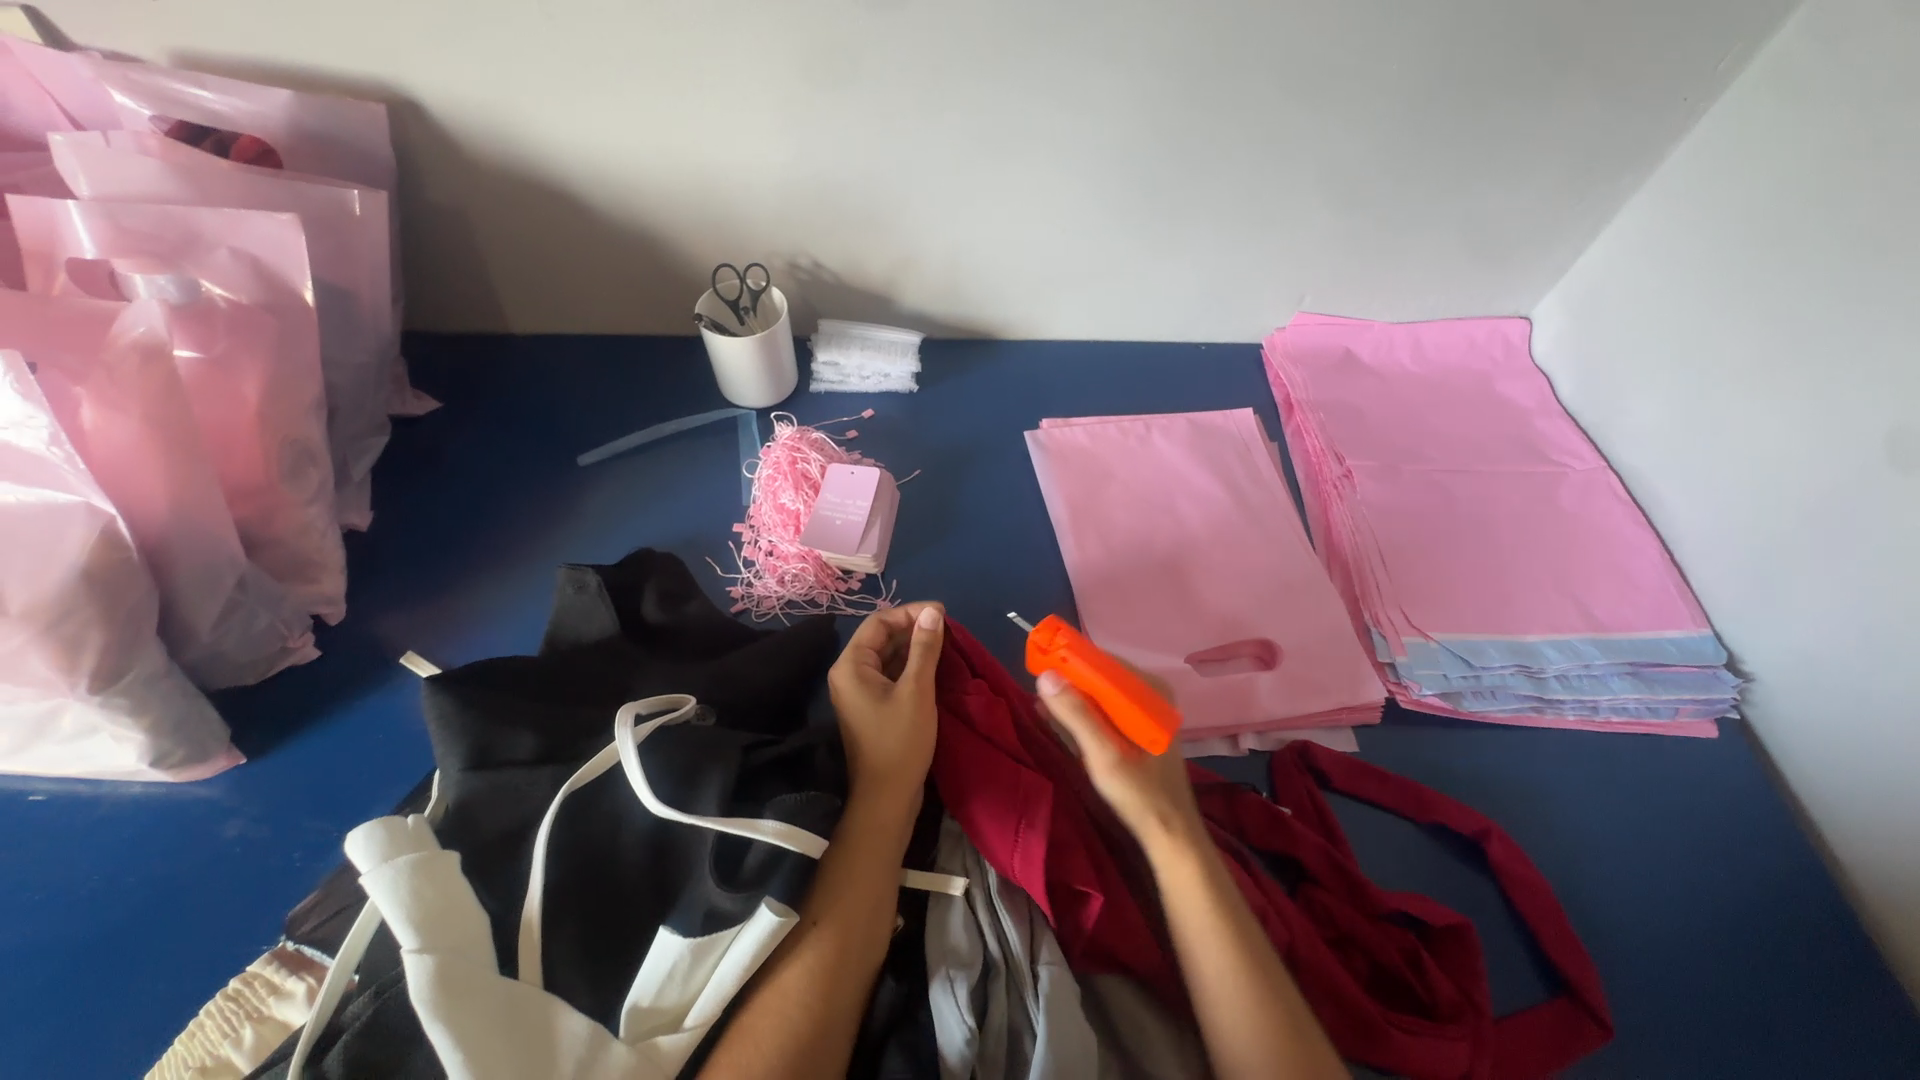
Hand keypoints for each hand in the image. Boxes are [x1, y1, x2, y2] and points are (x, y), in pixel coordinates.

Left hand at [827, 602, 944, 809]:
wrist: (887, 797)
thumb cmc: (900, 742)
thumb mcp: (916, 691)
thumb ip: (924, 649)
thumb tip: (933, 613)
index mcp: (851, 666)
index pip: (879, 622)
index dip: (910, 612)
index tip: (943, 613)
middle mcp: (849, 673)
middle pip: (881, 637)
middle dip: (913, 628)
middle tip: (948, 628)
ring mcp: (859, 691)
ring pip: (887, 656)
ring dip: (914, 646)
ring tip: (946, 643)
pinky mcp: (872, 705)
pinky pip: (890, 674)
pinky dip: (911, 666)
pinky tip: (935, 665)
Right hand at [1037, 669, 1204, 851]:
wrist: (1169, 835)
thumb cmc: (1139, 794)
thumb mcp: (1103, 754)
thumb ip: (1076, 715)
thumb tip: (1046, 676)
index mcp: (1151, 694)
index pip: (1105, 664)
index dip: (1072, 662)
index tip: (1040, 664)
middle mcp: (1151, 697)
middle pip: (1102, 678)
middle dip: (1069, 682)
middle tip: (1037, 689)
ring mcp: (1145, 715)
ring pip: (1101, 696)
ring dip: (1072, 700)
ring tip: (1041, 703)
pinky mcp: (1137, 732)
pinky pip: (1105, 713)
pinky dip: (1082, 715)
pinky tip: (1057, 719)